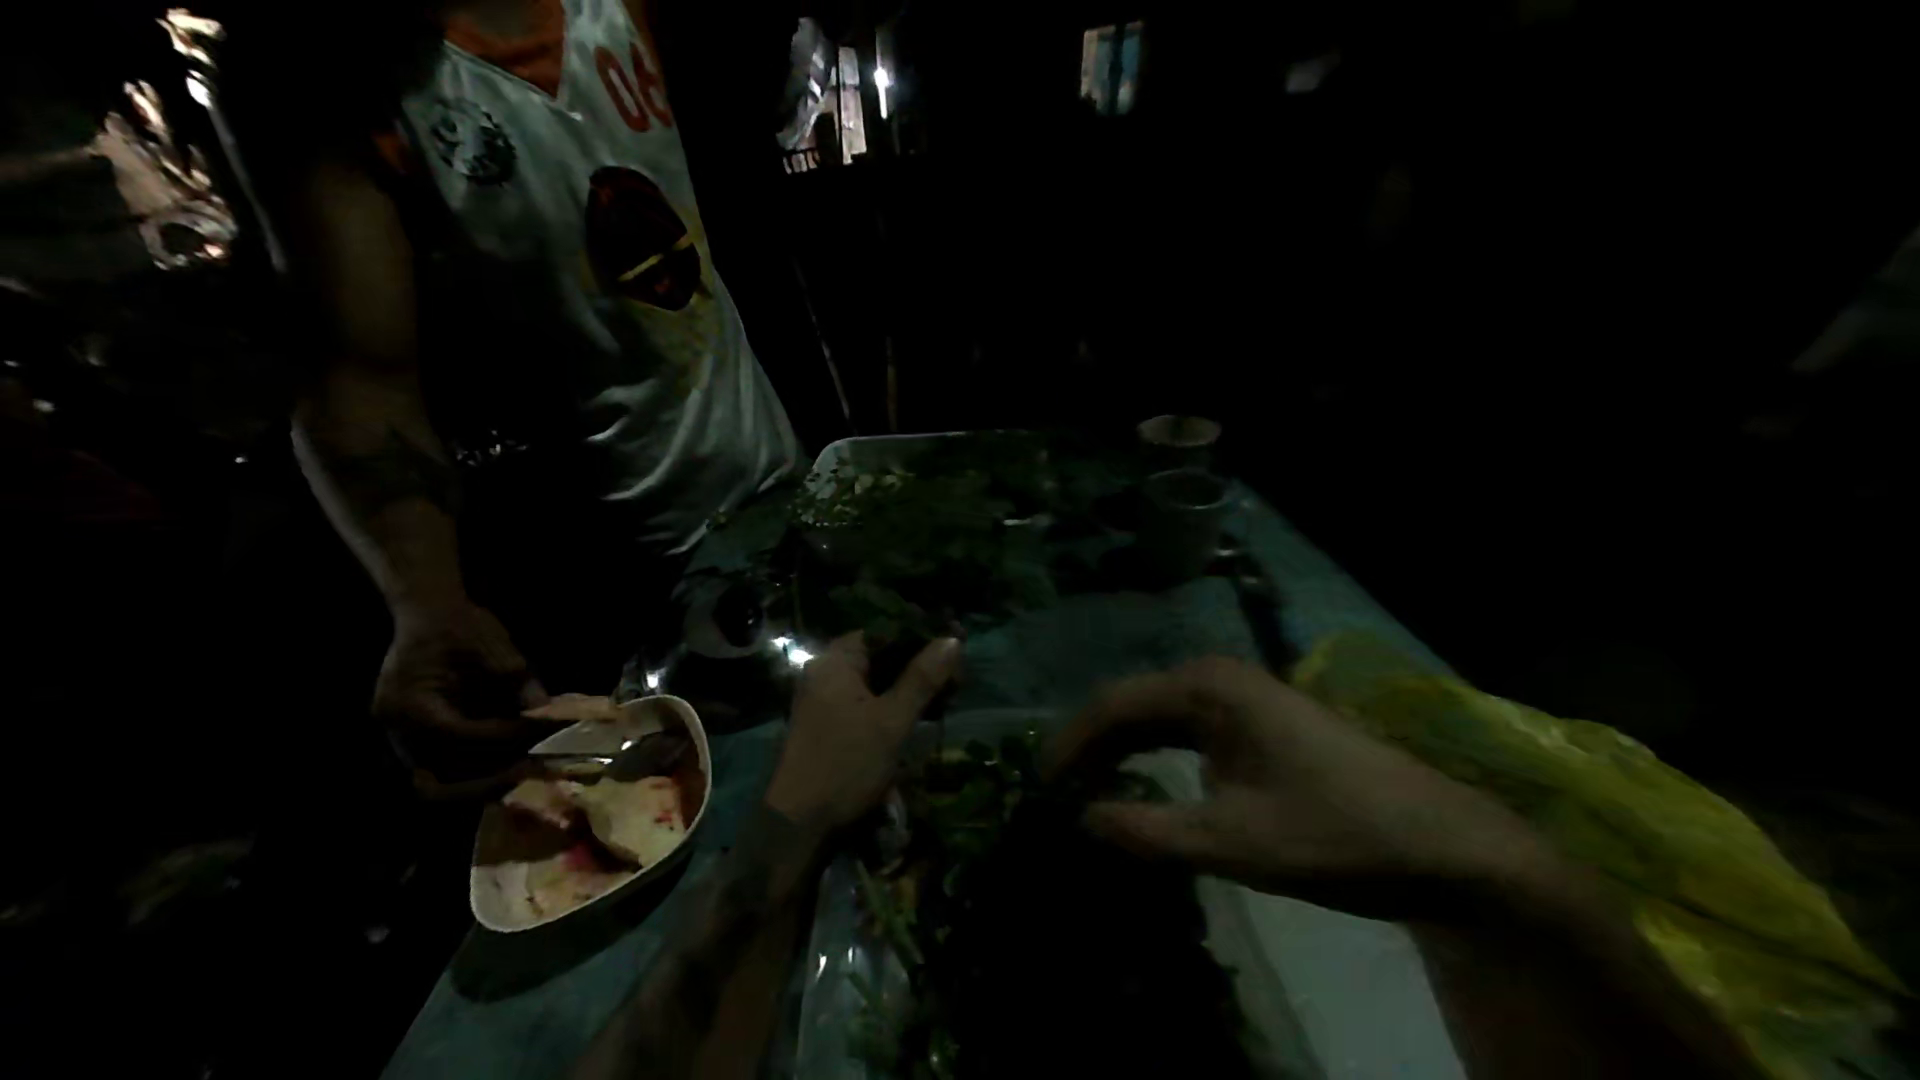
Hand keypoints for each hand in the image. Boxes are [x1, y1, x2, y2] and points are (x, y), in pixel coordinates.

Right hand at [377, 599, 548, 794]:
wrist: (431, 614)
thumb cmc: (460, 625)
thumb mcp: (493, 645)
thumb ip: (516, 678)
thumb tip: (545, 710)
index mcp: (409, 703)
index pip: (459, 735)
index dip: (504, 736)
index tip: (541, 732)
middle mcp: (398, 729)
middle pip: (438, 777)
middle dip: (486, 780)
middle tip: (531, 770)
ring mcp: (403, 738)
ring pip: (439, 780)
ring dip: (483, 781)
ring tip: (526, 771)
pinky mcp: (418, 740)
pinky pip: (444, 767)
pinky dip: (477, 771)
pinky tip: (513, 761)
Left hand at [766, 633, 961, 831]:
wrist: (799, 825)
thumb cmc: (846, 764)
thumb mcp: (891, 721)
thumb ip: (922, 678)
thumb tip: (952, 639)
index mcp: (836, 661)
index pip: (885, 630)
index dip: (922, 634)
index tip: (956, 645)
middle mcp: (827, 671)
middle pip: (882, 652)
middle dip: (921, 661)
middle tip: (957, 678)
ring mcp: (827, 697)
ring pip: (878, 677)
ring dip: (911, 683)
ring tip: (947, 696)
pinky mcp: (831, 721)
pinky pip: (869, 698)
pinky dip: (895, 701)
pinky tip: (922, 712)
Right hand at [1047, 657, 1566, 919]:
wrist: (1446, 846)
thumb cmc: (1336, 832)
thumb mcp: (1233, 840)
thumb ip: (1149, 830)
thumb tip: (1081, 820)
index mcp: (1206, 687)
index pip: (1112, 705)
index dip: (1071, 744)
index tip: (1040, 787)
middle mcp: (1215, 680)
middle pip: (1129, 707)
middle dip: (1090, 748)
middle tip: (1056, 796)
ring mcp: (1237, 700)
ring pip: (1154, 720)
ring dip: (1118, 754)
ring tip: (1085, 794)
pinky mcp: (1253, 726)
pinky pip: (1182, 734)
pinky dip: (1151, 758)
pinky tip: (1139, 787)